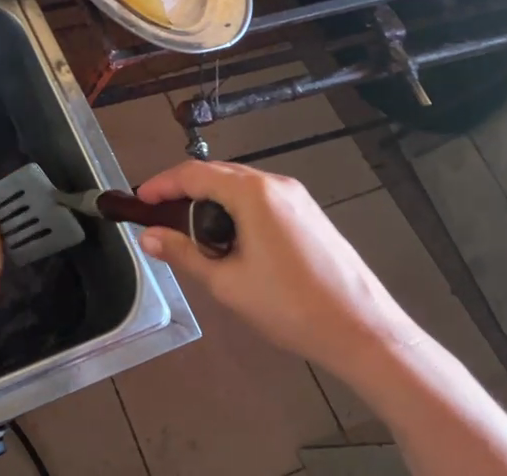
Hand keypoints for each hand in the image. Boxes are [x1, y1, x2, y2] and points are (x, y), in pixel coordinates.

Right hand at [134, 160, 423, 376]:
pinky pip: (261, 198)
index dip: (161, 184)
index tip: (139, 200)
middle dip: (184, 190)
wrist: (366, 332)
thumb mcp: (227, 283)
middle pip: (217, 173)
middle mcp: (275, 184)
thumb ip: (183, 253)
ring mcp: (297, 197)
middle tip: (160, 217)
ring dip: (211, 200)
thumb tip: (148, 237)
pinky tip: (231, 240)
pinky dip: (236, 208)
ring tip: (192, 233)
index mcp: (252, 193)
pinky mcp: (310, 214)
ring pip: (240, 185)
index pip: (193, 174)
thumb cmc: (291, 307)